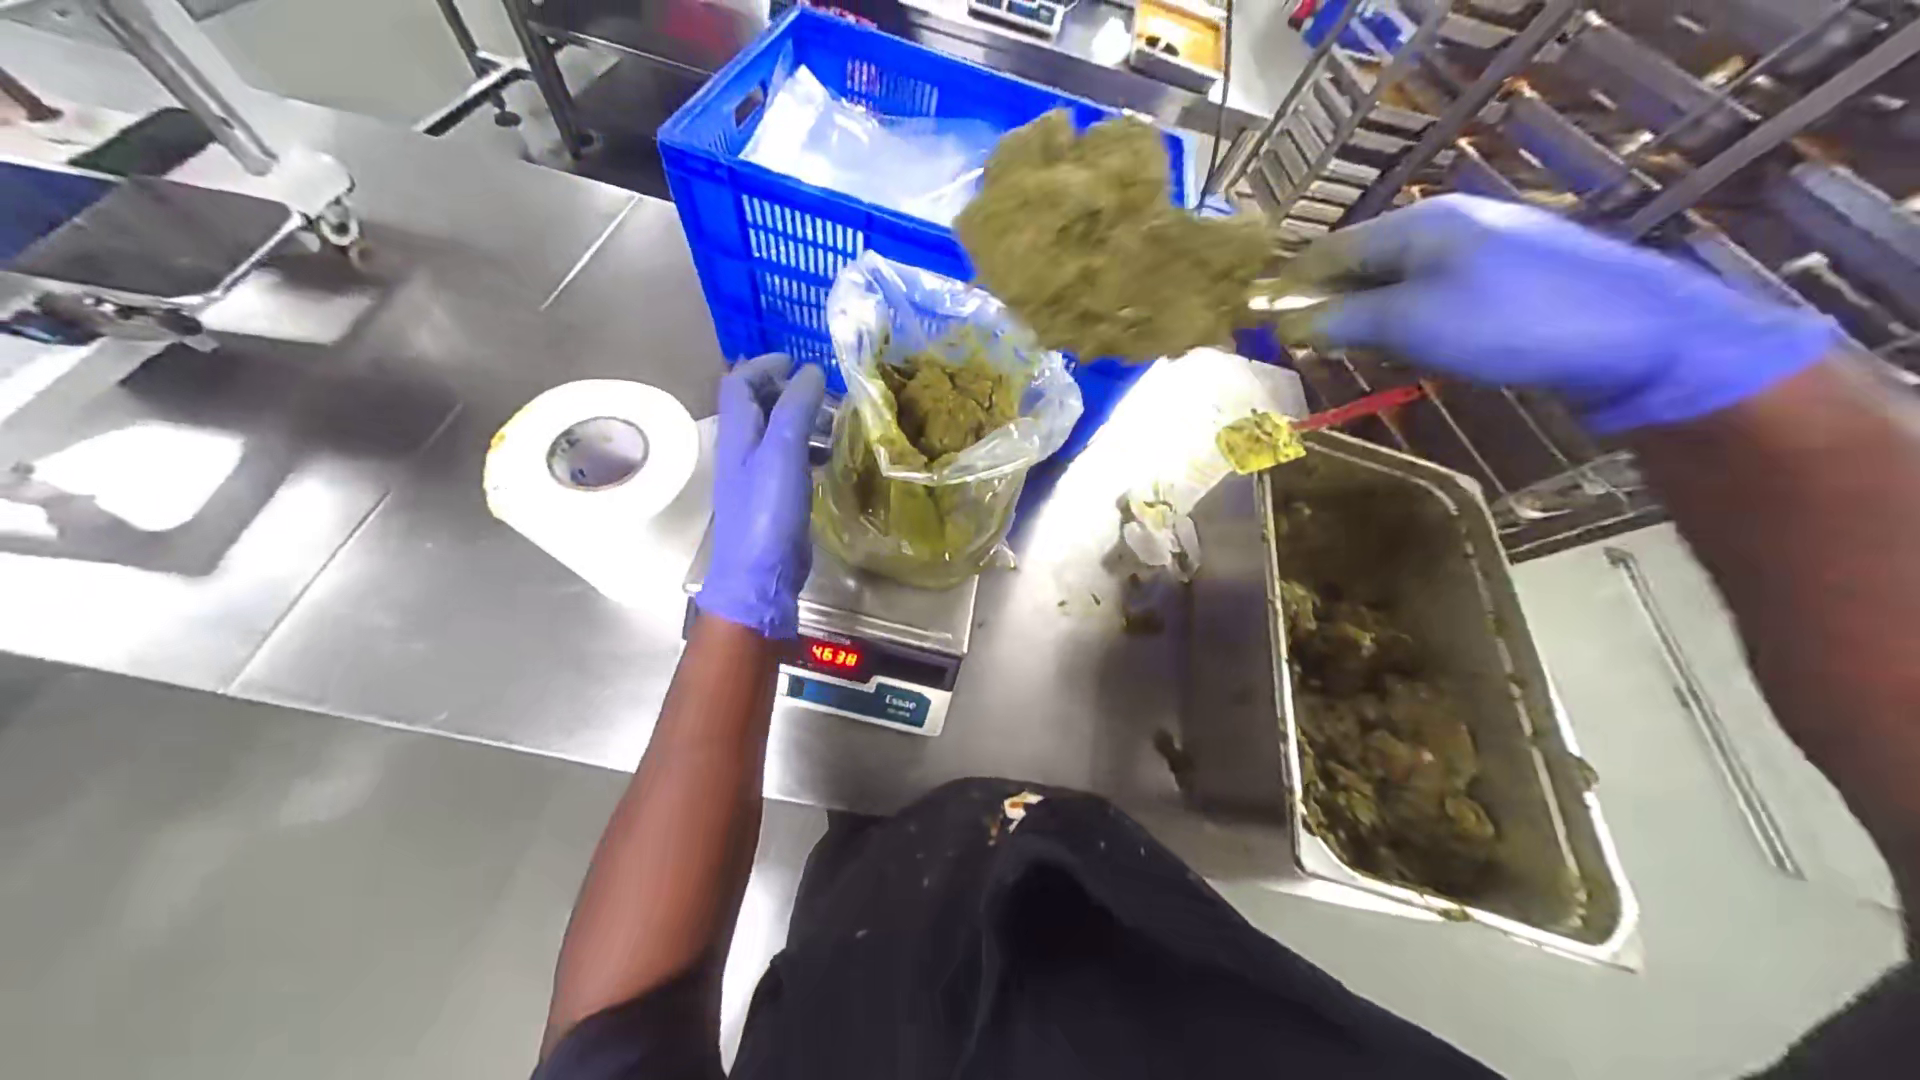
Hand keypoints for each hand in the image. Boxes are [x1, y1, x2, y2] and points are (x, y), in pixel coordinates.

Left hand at [697, 353, 827, 637]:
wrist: (760, 574)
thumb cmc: (767, 512)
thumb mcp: (782, 453)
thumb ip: (795, 409)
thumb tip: (811, 371)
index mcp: (737, 434)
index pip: (739, 383)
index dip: (765, 365)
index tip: (798, 360)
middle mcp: (742, 450)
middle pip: (757, 405)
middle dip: (786, 389)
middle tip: (822, 388)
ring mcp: (757, 476)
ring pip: (775, 432)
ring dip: (800, 418)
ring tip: (832, 417)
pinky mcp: (774, 498)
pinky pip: (789, 459)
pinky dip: (807, 448)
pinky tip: (829, 455)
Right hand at [1272, 195, 1841, 432]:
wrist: (1637, 338)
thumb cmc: (1507, 323)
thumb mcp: (1408, 324)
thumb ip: (1339, 322)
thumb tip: (1283, 324)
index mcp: (1419, 224)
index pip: (1329, 252)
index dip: (1289, 288)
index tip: (1255, 323)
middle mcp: (1447, 226)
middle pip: (1361, 266)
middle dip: (1328, 307)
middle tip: (1302, 350)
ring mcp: (1480, 250)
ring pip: (1395, 285)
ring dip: (1366, 320)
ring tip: (1351, 357)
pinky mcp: (1504, 280)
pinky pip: (1431, 297)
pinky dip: (1405, 323)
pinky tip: (1410, 351)